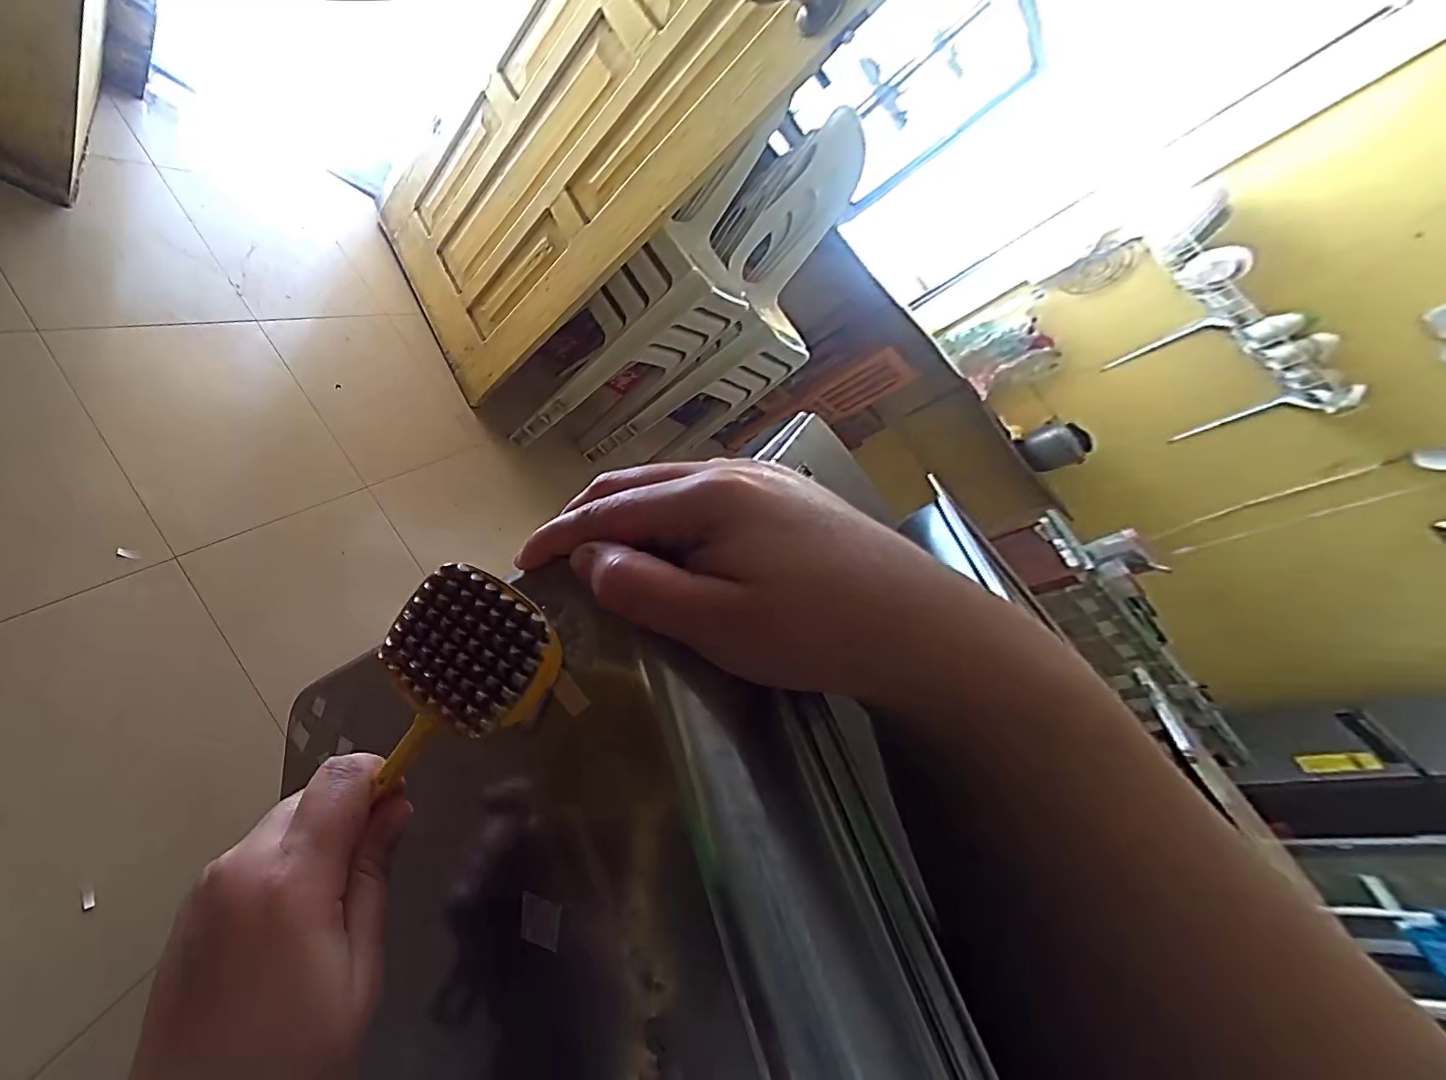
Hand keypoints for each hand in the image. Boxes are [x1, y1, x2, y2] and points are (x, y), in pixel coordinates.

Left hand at [129, 754, 412, 1079]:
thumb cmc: (291, 1060)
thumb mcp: (359, 972)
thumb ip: (374, 876)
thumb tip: (394, 810)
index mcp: (288, 879)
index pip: (339, 780)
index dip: (377, 774)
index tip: (400, 797)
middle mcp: (240, 865)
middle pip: (309, 797)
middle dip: (347, 813)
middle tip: (373, 864)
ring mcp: (208, 883)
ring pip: (280, 824)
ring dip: (314, 839)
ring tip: (329, 909)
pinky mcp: (191, 904)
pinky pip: (251, 856)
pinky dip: (281, 864)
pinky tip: (288, 924)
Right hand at [514, 459, 1027, 709]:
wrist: (927, 629)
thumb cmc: (816, 632)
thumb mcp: (717, 624)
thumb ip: (641, 588)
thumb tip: (588, 559)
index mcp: (705, 497)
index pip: (608, 510)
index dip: (558, 535)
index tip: (523, 563)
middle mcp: (726, 471)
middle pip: (630, 484)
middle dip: (581, 516)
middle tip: (552, 555)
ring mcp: (758, 477)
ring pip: (663, 483)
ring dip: (619, 511)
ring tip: (597, 547)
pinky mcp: (780, 494)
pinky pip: (695, 490)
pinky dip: (657, 512)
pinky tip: (662, 537)